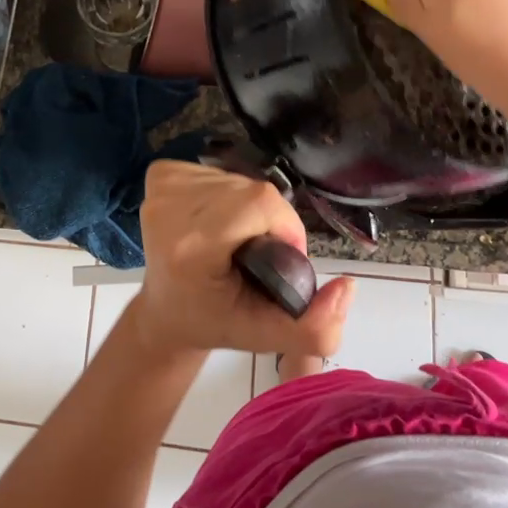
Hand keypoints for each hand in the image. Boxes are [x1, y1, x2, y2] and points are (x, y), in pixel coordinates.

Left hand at [130, 159, 353, 357]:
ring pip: (237, 177)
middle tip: (258, 253)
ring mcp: (160, 188)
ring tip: (234, 240)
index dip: (284, 226)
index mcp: (190, 247)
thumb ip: (315, 326)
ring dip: (247, 207)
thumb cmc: (216, 322)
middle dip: (268, 219)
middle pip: (251, 189)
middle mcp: (168, 209)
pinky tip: (216, 222)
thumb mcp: (267, 336)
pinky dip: (227, 194)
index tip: (279, 257)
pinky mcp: (159, 173)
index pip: (260, 203)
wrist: (166, 310)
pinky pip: (218, 171)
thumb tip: (348, 286)